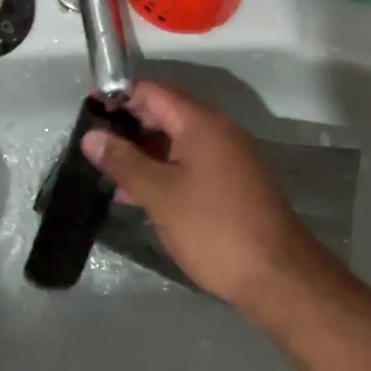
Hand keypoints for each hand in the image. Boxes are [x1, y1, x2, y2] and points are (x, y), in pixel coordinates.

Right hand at [81, 81, 326, 310]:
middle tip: (94, 146)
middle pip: (163, 112)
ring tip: (110, 174)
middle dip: (128, 127)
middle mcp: (217, 130)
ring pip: (176, 140)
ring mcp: (229, 156)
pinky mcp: (234, 182)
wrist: (281, 280)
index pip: (151, 91)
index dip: (117, 97)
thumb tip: (91, 136)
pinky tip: (142, 194)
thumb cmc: (214, 228)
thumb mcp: (159, 195)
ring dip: (144, 152)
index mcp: (200, 121)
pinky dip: (165, 169)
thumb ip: (122, 162)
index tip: (89, 114)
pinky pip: (191, 161)